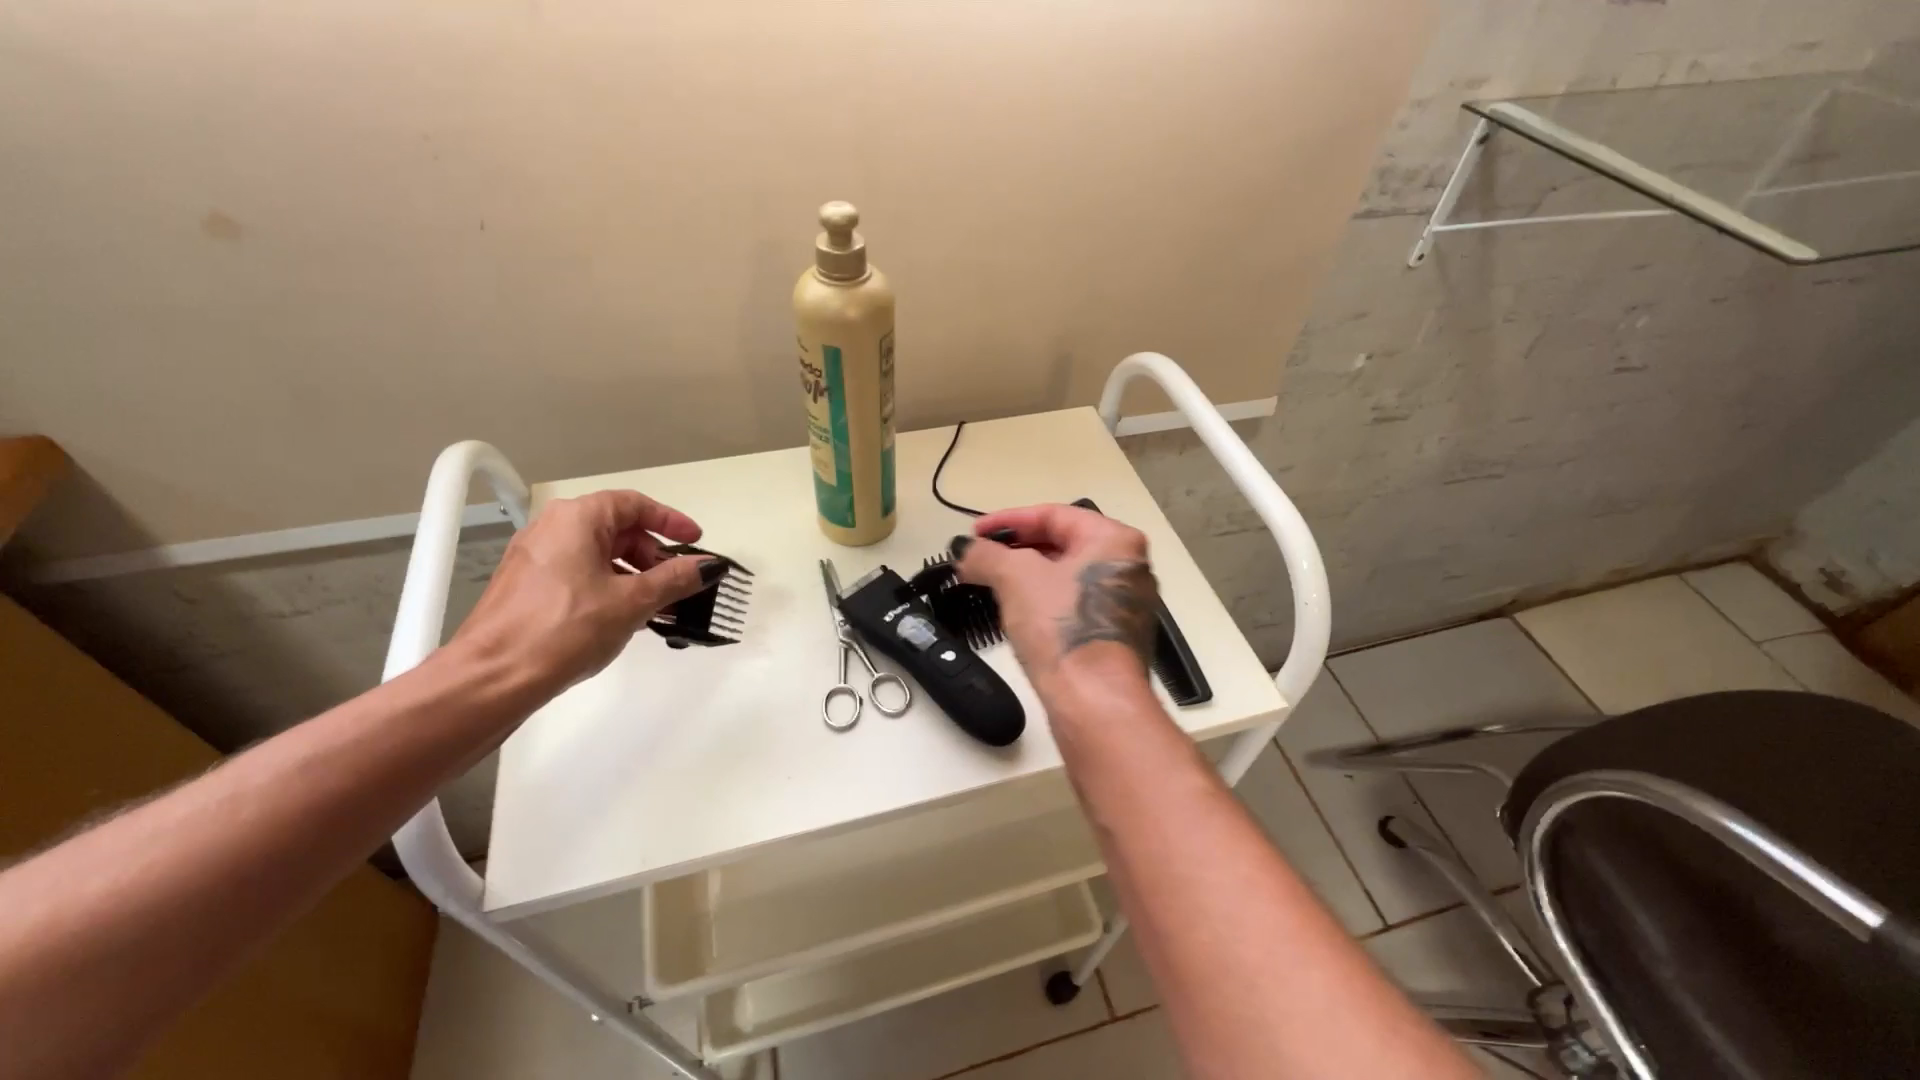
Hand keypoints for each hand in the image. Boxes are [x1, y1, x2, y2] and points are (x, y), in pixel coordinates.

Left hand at [451, 490, 721, 693]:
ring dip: (633, 575)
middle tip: (679, 584)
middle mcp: (552, 528)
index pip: (634, 504)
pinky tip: (624, 618)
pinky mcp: (527, 587)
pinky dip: (608, 587)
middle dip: (653, 555)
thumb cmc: (565, 628)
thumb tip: (709, 565)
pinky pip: (579, 574)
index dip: (670, 520)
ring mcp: (535, 558)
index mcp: (577, 519)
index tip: (696, 541)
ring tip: (658, 608)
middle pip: (616, 529)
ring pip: (597, 554)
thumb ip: (675, 579)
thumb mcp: (631, 602)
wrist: (492, 676)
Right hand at [954, 504, 1158, 693]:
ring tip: (991, 585)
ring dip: (1026, 578)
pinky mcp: (1116, 637)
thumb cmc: (1063, 627)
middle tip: (980, 559)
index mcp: (1115, 541)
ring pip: (1067, 578)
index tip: (975, 534)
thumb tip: (966, 551)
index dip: (1007, 520)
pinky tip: (1017, 615)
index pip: (1053, 514)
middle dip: (1016, 550)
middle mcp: (1129, 567)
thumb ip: (986, 555)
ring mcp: (1126, 604)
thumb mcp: (1014, 578)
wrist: (1095, 701)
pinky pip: (1074, 606)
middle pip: (1062, 545)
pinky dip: (1044, 603)